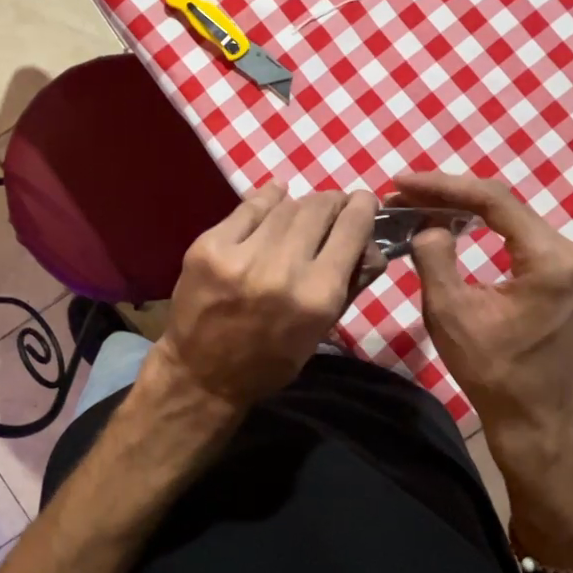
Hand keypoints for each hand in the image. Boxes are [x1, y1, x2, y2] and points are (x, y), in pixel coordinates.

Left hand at [155, 185, 378, 409]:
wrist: (202, 374)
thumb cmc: (271, 360)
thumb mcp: (321, 330)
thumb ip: (350, 283)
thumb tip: (371, 241)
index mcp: (317, 296)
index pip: (352, 229)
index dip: (363, 208)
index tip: (364, 201)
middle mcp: (282, 269)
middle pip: (319, 209)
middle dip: (332, 202)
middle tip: (333, 206)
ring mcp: (242, 255)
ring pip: (285, 206)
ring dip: (300, 204)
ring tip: (301, 211)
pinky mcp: (209, 246)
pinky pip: (247, 209)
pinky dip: (266, 200)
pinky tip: (274, 198)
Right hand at [393, 171, 572, 563]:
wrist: (533, 418)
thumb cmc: (492, 370)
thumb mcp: (450, 313)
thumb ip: (435, 258)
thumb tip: (428, 226)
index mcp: (549, 259)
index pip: (493, 201)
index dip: (443, 186)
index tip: (402, 181)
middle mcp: (570, 252)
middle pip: (504, 205)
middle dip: (450, 196)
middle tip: (404, 193)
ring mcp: (571, 263)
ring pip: (510, 219)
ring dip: (465, 210)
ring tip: (420, 204)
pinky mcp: (564, 275)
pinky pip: (519, 237)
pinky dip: (483, 228)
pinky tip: (453, 224)